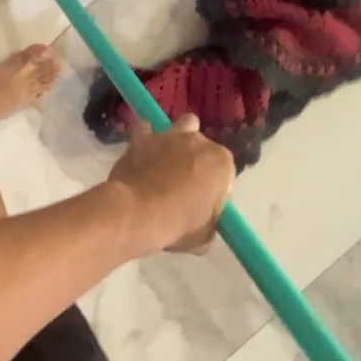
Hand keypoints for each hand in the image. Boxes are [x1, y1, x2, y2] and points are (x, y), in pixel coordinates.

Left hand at [107, 115, 233, 253]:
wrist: (137, 212)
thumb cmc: (178, 224)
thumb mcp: (205, 233)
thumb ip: (210, 219)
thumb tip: (202, 219)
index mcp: (221, 162)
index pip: (223, 173)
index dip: (213, 188)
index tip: (201, 204)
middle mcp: (198, 141)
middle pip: (203, 148)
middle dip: (196, 162)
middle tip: (183, 184)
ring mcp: (169, 135)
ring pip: (181, 127)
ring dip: (177, 140)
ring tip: (167, 159)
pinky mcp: (142, 136)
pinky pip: (146, 130)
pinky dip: (145, 139)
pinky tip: (142, 153)